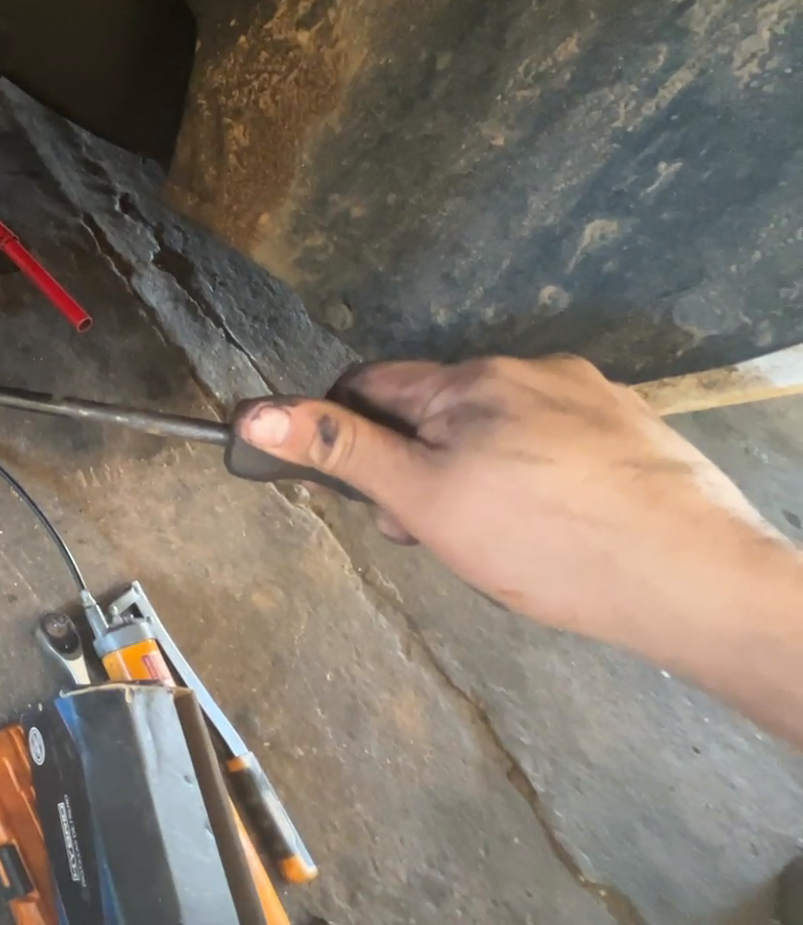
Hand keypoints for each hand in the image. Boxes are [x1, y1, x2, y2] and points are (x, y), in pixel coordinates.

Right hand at [234, 355, 791, 644]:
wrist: (706, 591)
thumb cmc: (539, 539)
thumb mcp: (418, 497)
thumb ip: (335, 448)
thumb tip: (252, 412)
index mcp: (470, 378)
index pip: (367, 385)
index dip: (345, 432)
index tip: (361, 486)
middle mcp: (529, 368)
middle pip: (426, 407)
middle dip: (408, 459)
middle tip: (425, 524)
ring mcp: (589, 395)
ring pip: (483, 424)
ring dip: (461, 465)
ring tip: (487, 529)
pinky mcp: (632, 427)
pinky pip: (541, 436)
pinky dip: (519, 469)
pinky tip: (542, 518)